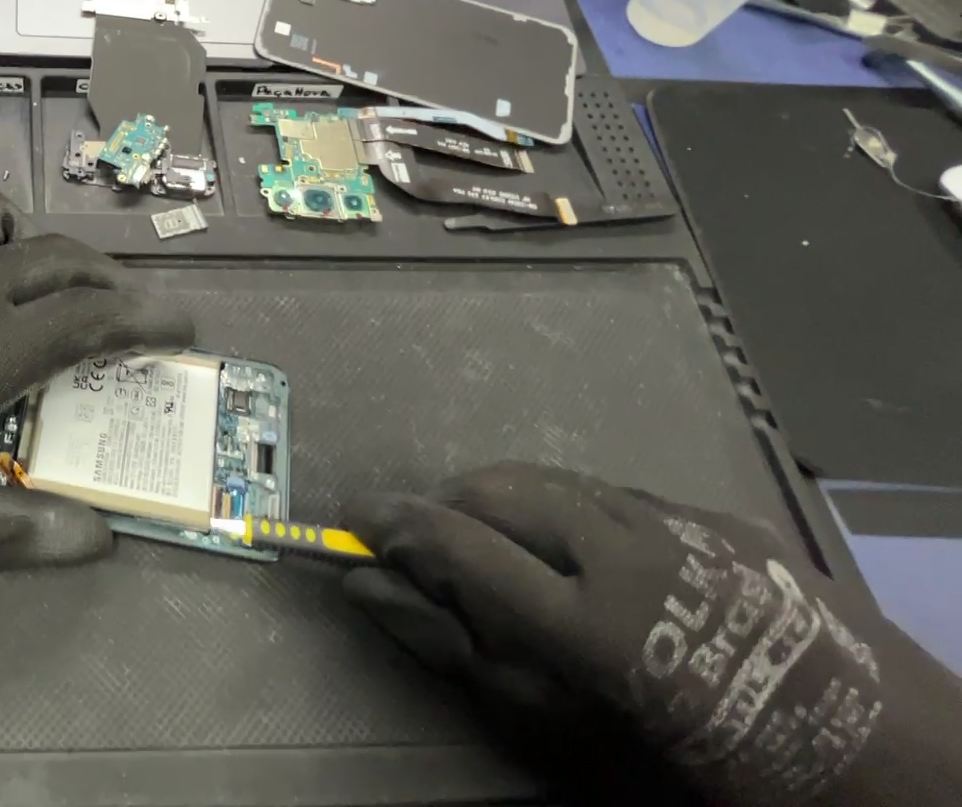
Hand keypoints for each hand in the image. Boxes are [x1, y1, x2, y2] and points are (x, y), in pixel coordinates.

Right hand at [342, 463, 961, 806]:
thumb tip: (371, 585)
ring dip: (505, 502)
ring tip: (507, 547)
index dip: (390, 522)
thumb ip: (458, 649)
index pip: (456, 542)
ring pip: (552, 478)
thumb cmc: (702, 769)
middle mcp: (634, 552)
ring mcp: (686, 525)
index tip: (350, 519)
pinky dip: (573, 509)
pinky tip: (594, 557)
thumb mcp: (565, 733)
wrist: (905, 776)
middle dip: (446, 504)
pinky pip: (616, 492)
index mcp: (593, 625)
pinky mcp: (725, 517)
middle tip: (433, 544)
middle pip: (498, 488)